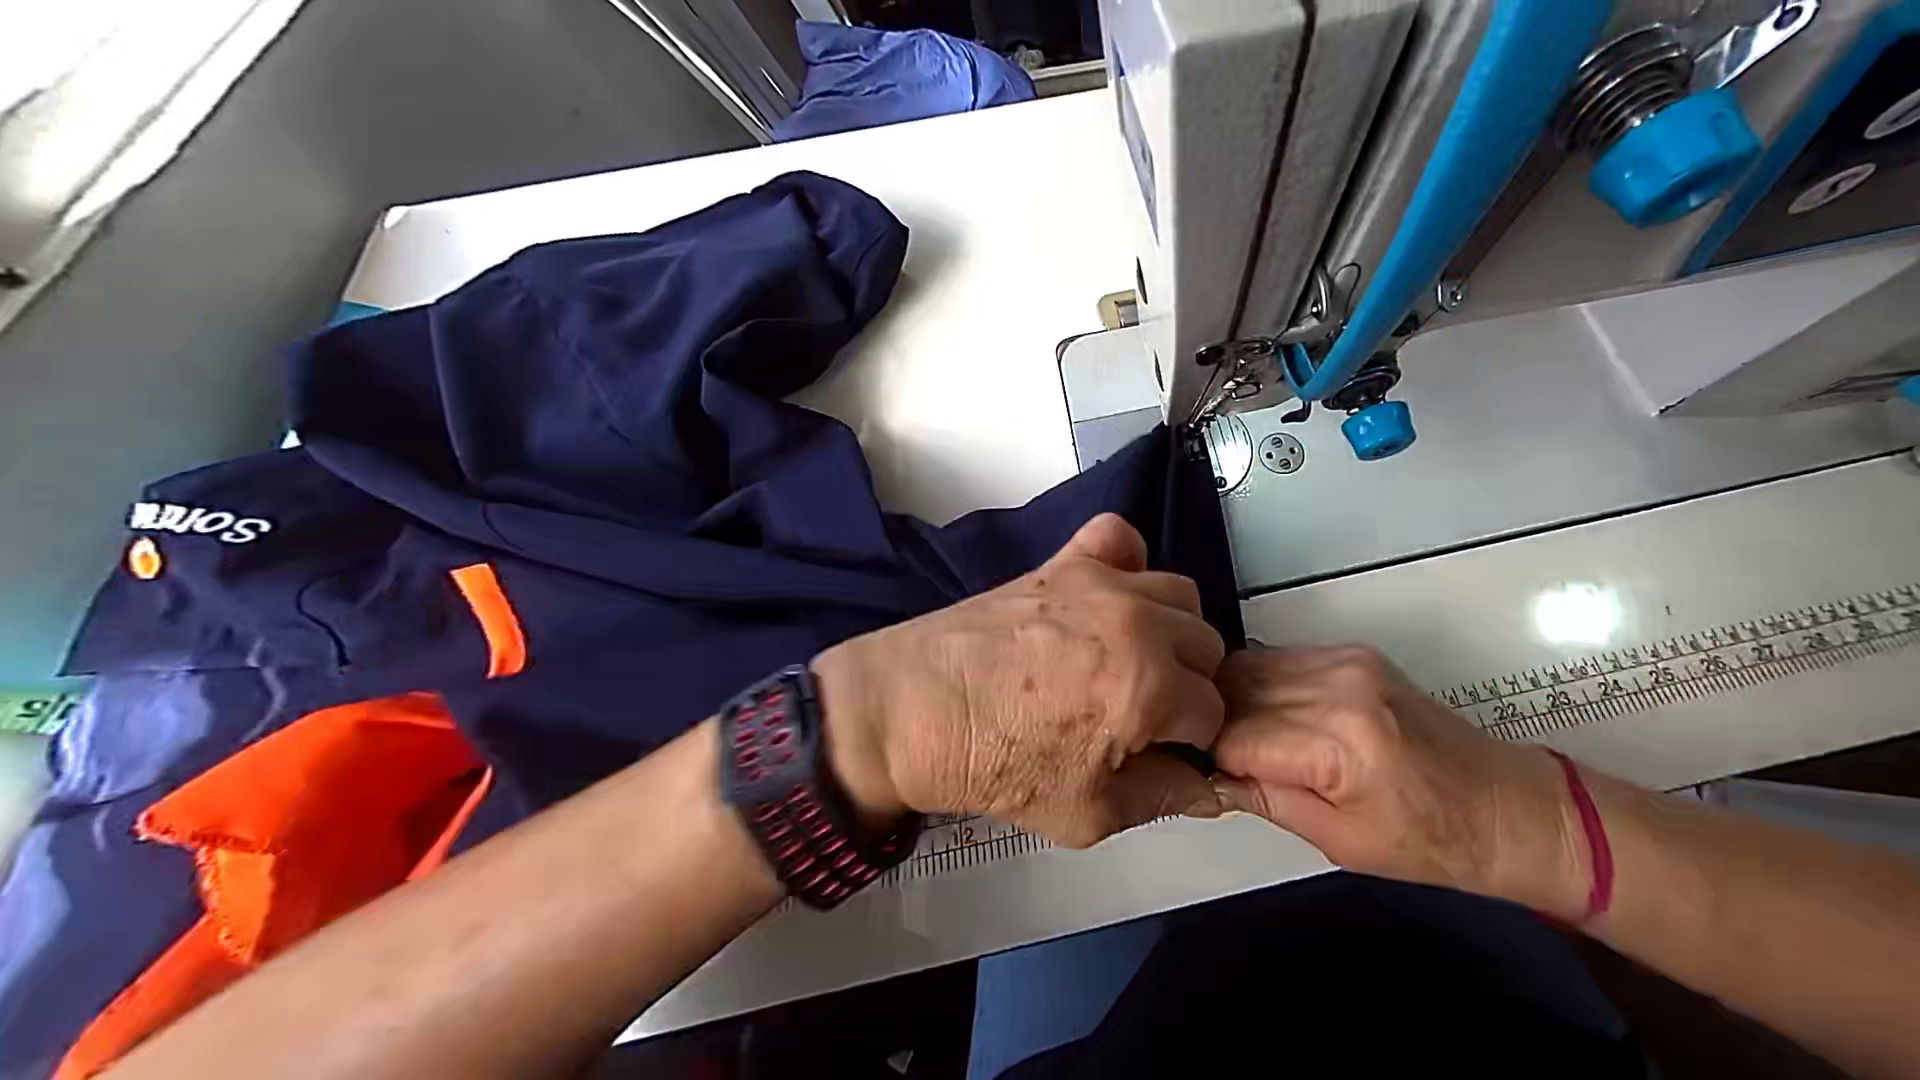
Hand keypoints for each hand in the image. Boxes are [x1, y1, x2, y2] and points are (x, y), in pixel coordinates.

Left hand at [812, 513, 1229, 847]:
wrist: (908, 710)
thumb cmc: (991, 766)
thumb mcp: (1086, 814)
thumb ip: (1163, 797)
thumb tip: (1208, 786)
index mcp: (1147, 687)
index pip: (1212, 712)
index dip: (1189, 740)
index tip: (1161, 749)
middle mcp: (1134, 622)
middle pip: (1206, 649)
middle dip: (1184, 687)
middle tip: (1141, 711)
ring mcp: (1096, 583)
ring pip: (1178, 596)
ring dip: (1168, 632)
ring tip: (1128, 659)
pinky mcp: (1060, 562)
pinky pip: (1118, 537)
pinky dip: (1127, 561)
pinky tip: (1108, 598)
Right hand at [1211, 645, 1588, 918]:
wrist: (1506, 808)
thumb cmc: (1434, 837)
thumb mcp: (1336, 840)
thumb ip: (1263, 798)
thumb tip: (1209, 775)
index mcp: (1338, 744)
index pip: (1231, 736)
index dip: (1212, 758)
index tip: (1211, 774)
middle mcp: (1338, 689)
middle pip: (1232, 691)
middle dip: (1216, 724)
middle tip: (1222, 757)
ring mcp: (1344, 664)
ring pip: (1246, 667)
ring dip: (1233, 700)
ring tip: (1247, 737)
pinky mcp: (1349, 654)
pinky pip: (1277, 659)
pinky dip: (1261, 684)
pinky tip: (1273, 715)